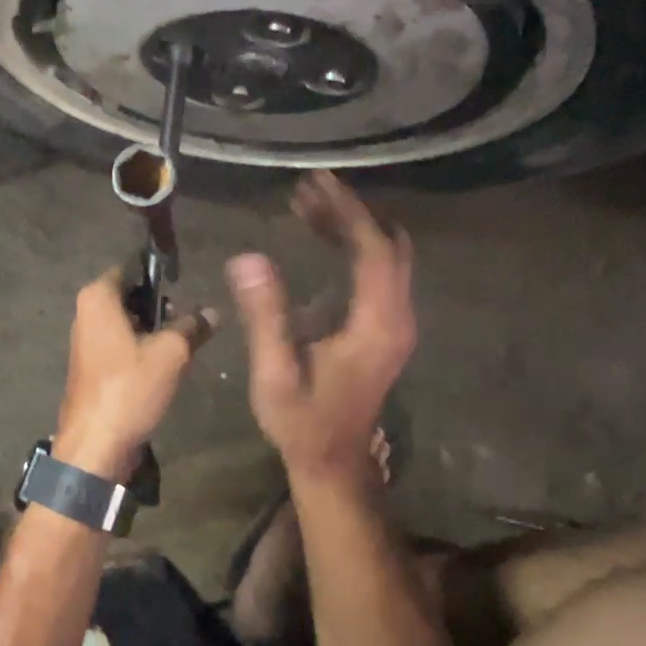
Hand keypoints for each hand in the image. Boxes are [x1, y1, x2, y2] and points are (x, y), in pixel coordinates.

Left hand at [55, 268, 216, 479]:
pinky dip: (141, 350)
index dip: (159, 275)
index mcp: (97, 298)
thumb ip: (192, 327)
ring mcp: (86, 342)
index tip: (185, 285)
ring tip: (182, 345)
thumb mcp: (171, 353)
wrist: (95, 444)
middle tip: (187, 320)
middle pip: (130, 297)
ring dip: (153, 332)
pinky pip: (121, 346)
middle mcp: (86, 313)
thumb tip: (212, 313)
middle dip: (159, 307)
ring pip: (128, 324)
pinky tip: (164, 367)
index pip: (131, 269)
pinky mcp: (92, 367)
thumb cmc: (129, 387)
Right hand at [227, 171, 416, 486]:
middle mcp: (397, 318)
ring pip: (387, 256)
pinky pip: (380, 272)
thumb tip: (247, 258)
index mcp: (376, 324)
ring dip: (353, 226)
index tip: (317, 182)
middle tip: (308, 187)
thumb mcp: (275, 372)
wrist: (332, 462)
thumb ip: (266, 316)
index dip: (348, 211)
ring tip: (307, 203)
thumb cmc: (302, 421)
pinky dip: (354, 246)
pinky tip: (321, 237)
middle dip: (351, 211)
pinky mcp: (386, 329)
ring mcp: (396, 324)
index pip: (373, 250)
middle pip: (387, 245)